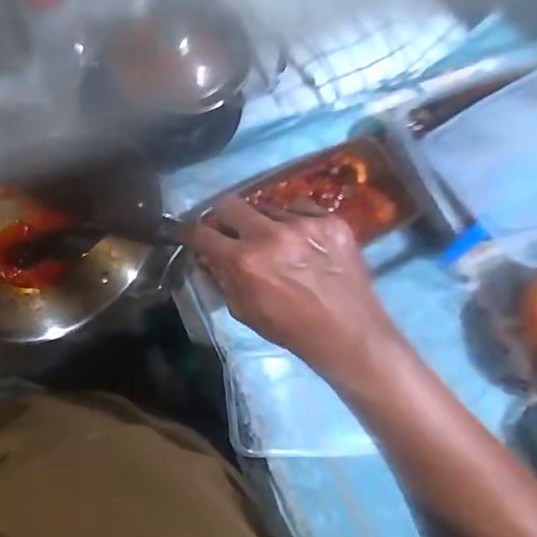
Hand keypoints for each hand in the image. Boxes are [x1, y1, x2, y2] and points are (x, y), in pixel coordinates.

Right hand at [185, 196, 400, 376]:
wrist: (349, 333)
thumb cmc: (292, 328)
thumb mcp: (245, 312)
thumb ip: (222, 279)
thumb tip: (208, 256)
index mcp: (245, 261)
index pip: (202, 233)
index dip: (189, 232)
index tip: (187, 231)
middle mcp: (271, 234)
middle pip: (230, 204)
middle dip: (224, 218)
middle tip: (231, 231)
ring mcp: (304, 223)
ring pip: (268, 207)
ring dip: (265, 223)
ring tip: (278, 244)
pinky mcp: (331, 220)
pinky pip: (302, 208)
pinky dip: (296, 221)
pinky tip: (303, 240)